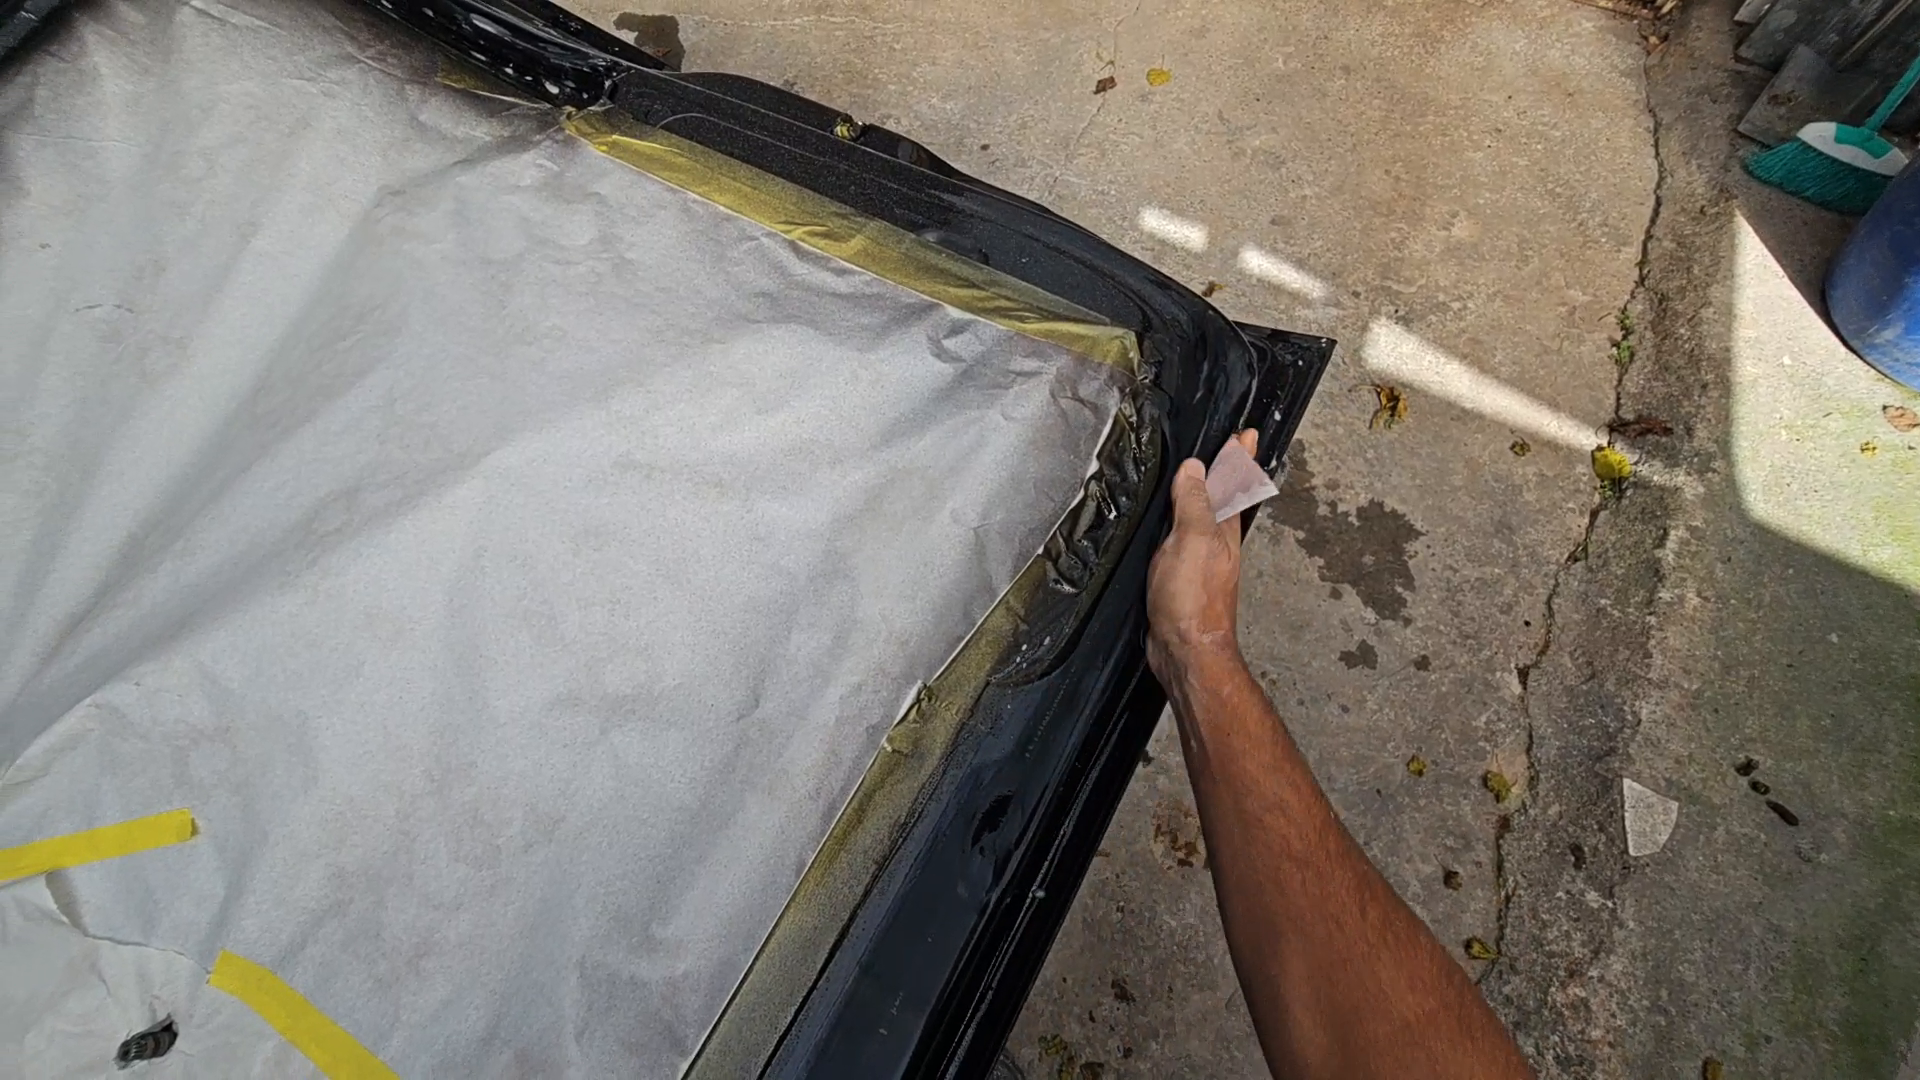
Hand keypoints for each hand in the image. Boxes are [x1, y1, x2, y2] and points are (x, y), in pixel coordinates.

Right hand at [1146, 428, 1256, 684]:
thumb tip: (1195, 467)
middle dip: (1229, 471)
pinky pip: (1186, 538)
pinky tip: (1174, 525)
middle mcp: (1217, 542)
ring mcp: (1201, 560)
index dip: (1238, 456)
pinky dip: (1184, 522)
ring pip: (1206, 517)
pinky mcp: (1183, 577)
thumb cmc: (1192, 598)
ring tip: (1206, 478)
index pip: (1233, 481)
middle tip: (1233, 449)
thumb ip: (1194, 503)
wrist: (1186, 650)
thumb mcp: (1192, 541)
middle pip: (1225, 497)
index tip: (1246, 433)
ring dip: (1208, 495)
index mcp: (1222, 528)